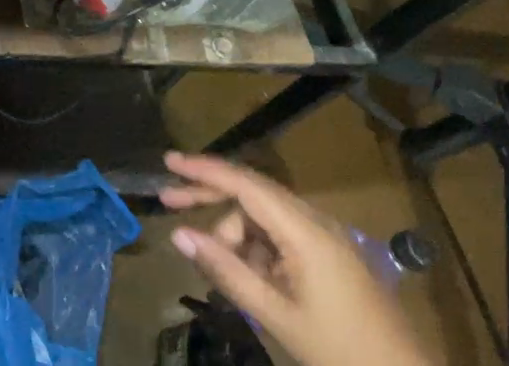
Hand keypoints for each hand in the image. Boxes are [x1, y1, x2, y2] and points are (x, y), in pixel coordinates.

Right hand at [161, 152, 436, 365]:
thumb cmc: (340, 349)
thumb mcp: (275, 314)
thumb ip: (226, 271)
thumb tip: (179, 235)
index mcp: (305, 231)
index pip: (245, 185)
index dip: (204, 170)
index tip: (169, 162)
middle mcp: (316, 223)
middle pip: (252, 194)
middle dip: (209, 196)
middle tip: (167, 202)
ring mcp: (326, 238)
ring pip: (264, 218)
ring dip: (235, 235)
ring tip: (220, 271)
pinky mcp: (331, 256)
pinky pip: (281, 236)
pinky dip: (256, 249)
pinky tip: (248, 278)